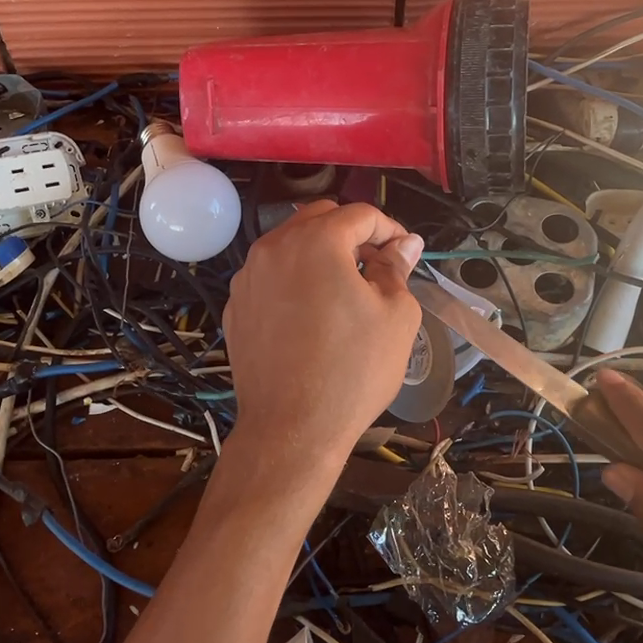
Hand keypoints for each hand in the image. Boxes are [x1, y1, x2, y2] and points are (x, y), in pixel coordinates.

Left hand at [221, 201, 423, 460]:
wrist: (291, 428)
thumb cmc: (352, 370)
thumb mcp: (395, 315)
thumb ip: (397, 268)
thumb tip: (404, 244)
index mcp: (316, 241)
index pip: (360, 214)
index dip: (390, 229)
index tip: (406, 254)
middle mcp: (274, 247)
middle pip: (320, 218)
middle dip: (353, 233)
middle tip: (377, 265)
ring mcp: (248, 276)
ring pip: (290, 244)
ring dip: (321, 253)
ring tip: (346, 290)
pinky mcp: (236, 305)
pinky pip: (271, 275)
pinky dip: (295, 280)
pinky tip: (312, 315)